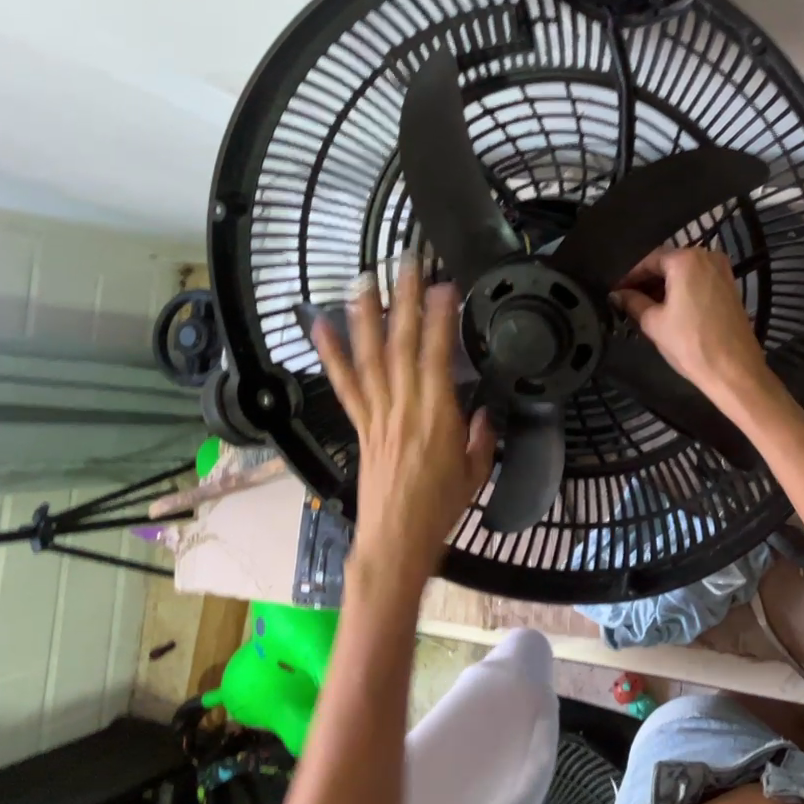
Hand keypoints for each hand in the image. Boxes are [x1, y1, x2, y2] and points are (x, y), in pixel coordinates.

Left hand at [310, 259, 495, 589]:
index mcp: (437, 416)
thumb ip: (480, 436)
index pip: (437, 355)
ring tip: (362, 279)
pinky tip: (322, 326)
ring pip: (369, 356)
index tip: (444, 286)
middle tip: (404, 263)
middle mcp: (403, 407)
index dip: (440, 318)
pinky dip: (332, 354)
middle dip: (403, 300)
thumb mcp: (476, 471)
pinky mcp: (360, 425)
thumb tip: (481, 413)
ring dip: (365, 315)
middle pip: (401, 344)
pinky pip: (345, 384)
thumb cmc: (440, 508)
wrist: (396, 539)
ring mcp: (377, 413)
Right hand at [612, 247, 770, 398]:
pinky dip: (682, 291)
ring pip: (685, 273)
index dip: (630, 276)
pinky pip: (699, 282)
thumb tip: (617, 295)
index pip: (650, 259)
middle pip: (669, 263)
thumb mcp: (654, 323)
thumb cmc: (690, 344)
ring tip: (645, 307)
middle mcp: (707, 257)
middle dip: (648, 281)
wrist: (735, 370)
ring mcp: (723, 272)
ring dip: (665, 287)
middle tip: (627, 300)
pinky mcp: (730, 288)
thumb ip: (633, 302)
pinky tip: (669, 309)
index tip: (616, 291)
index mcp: (686, 259)